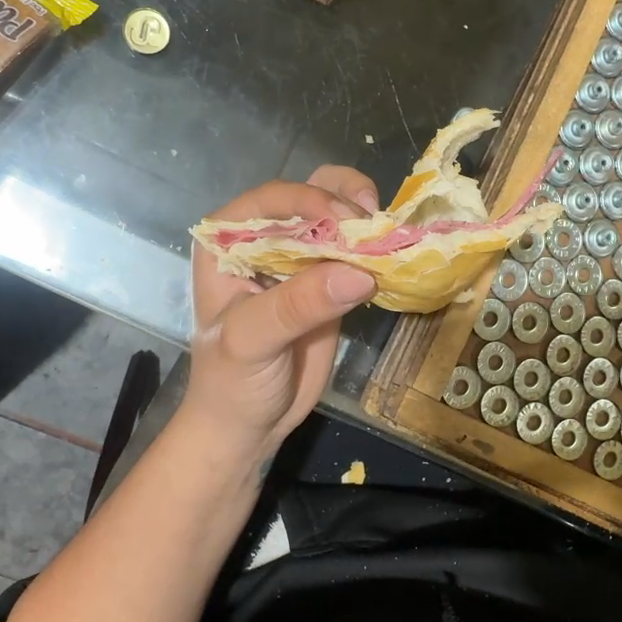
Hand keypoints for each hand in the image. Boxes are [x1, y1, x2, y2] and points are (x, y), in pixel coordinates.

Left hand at [183, 166, 378, 460]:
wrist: (249, 426)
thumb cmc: (231, 382)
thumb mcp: (252, 340)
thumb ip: (298, 304)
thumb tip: (360, 275)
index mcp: (227, 241)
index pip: (270, 200)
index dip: (308, 201)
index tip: (342, 222)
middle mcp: (263, 241)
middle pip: (309, 195)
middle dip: (343, 199)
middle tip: (371, 223)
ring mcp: (299, 261)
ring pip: (337, 216)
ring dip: (365, 217)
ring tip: (386, 232)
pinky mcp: (330, 284)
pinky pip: (356, 254)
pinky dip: (377, 250)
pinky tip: (394, 254)